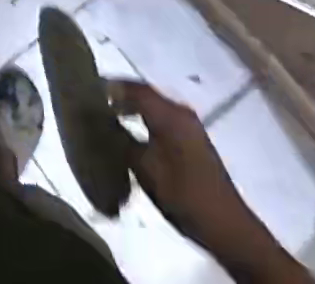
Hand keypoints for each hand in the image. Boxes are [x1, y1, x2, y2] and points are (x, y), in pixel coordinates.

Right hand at [109, 80, 268, 255]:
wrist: (228, 228)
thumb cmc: (183, 193)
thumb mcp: (143, 167)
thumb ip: (118, 137)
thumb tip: (96, 118)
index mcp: (170, 114)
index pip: (135, 87)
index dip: (110, 85)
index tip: (86, 88)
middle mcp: (181, 113)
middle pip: (145, 94)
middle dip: (119, 96)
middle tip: (94, 103)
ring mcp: (190, 128)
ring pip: (154, 107)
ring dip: (131, 109)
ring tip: (107, 118)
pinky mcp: (193, 142)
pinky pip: (162, 120)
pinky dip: (144, 120)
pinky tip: (131, 134)